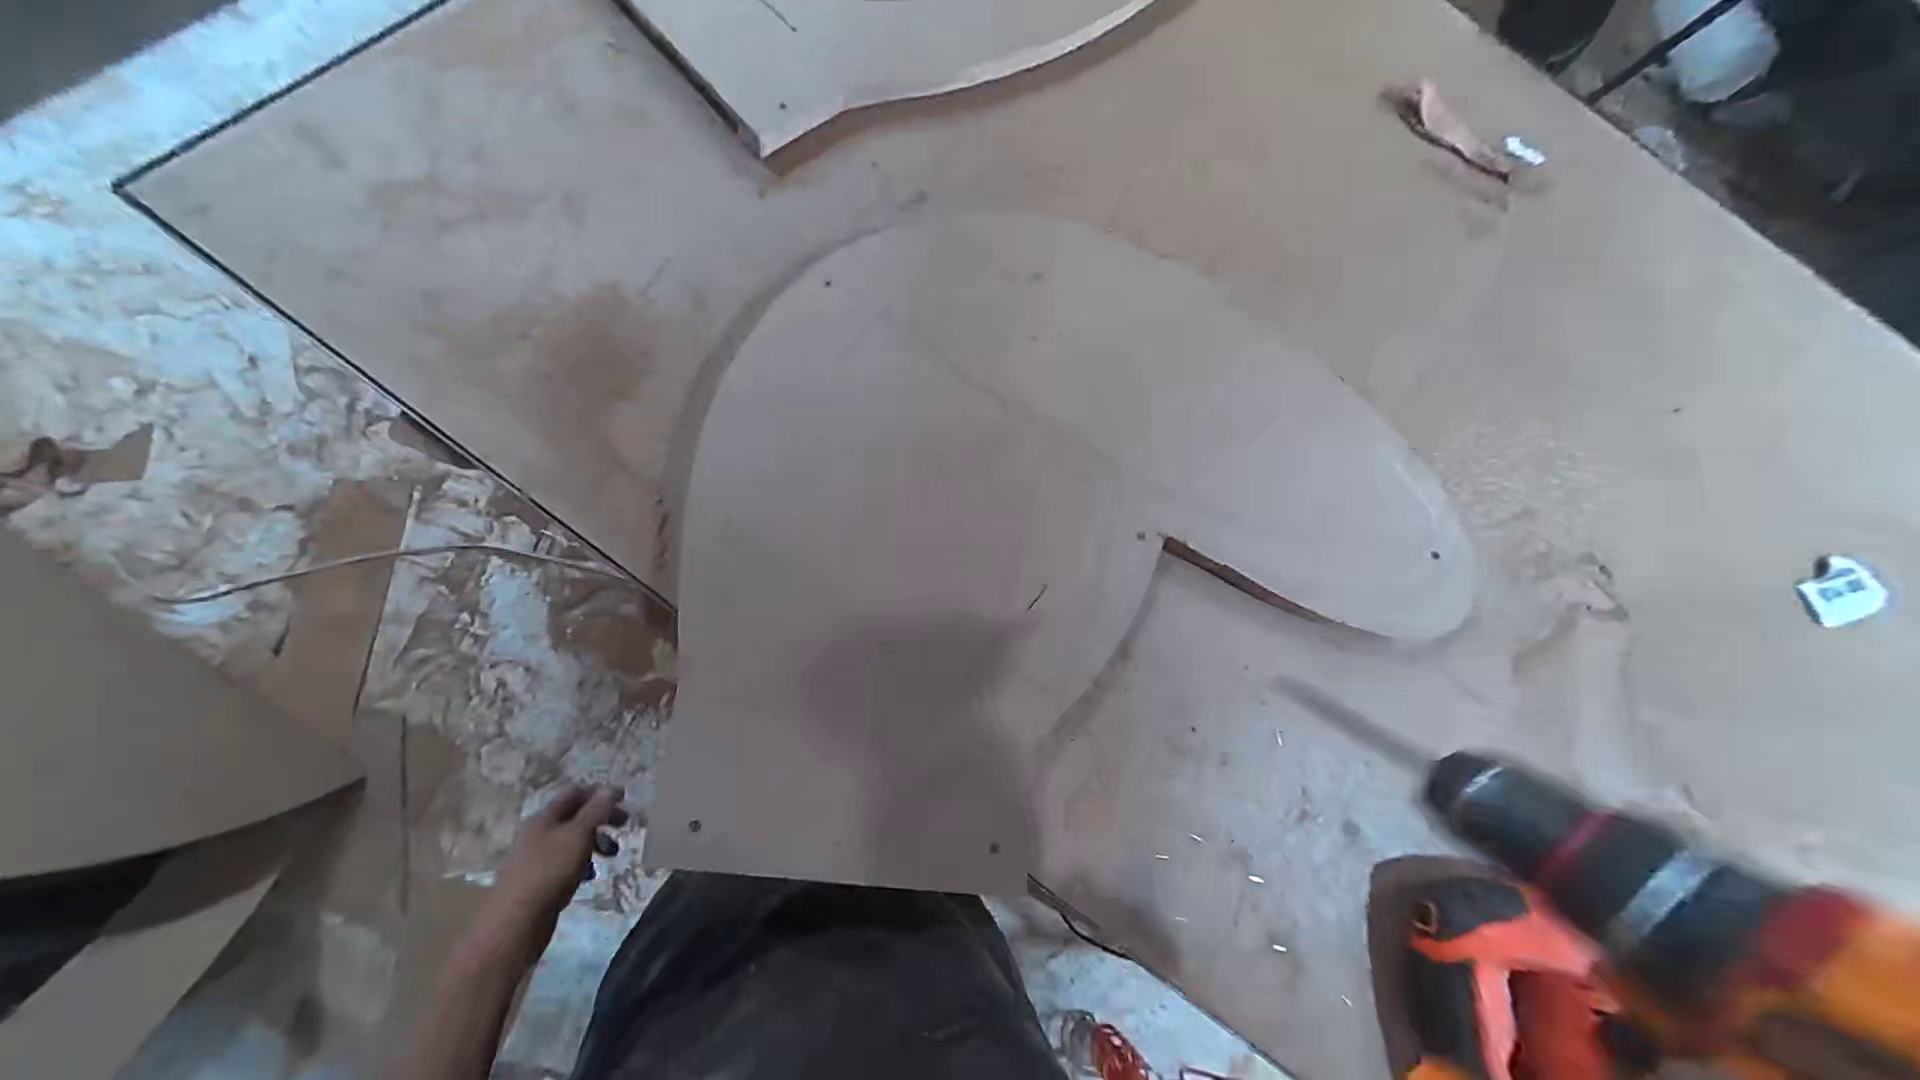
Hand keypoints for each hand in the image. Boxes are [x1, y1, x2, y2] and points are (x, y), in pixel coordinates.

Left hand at [478, 785, 626, 964]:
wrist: (514, 924)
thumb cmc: (549, 872)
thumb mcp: (578, 835)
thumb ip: (596, 810)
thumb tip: (612, 788)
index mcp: (543, 818)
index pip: (574, 793)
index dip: (599, 792)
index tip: (624, 800)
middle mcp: (537, 834)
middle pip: (574, 816)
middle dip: (601, 818)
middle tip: (624, 825)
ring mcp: (535, 858)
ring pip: (571, 840)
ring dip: (594, 842)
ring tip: (611, 854)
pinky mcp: (538, 881)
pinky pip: (565, 863)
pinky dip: (582, 863)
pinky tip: (590, 876)